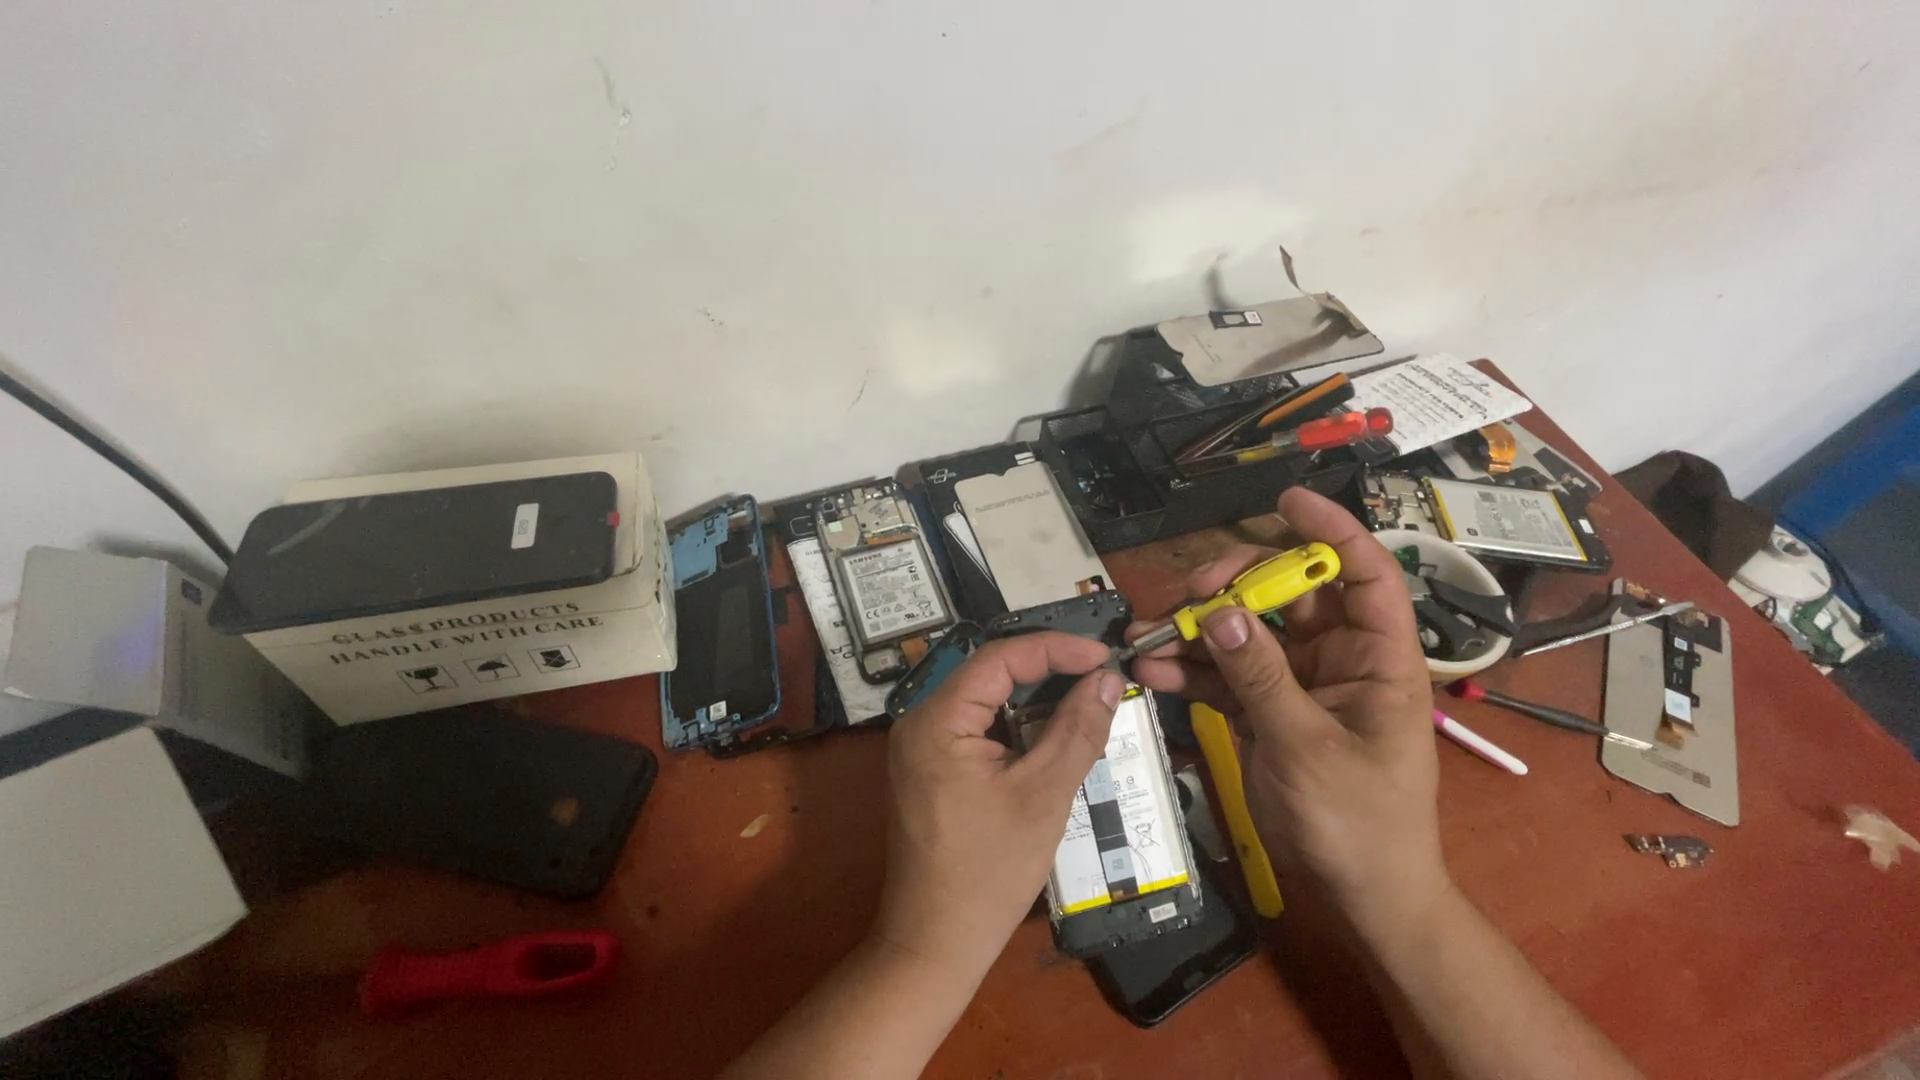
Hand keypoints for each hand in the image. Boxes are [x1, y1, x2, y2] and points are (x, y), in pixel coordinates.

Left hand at [871, 633, 1124, 978]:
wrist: (935, 942)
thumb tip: (1107, 680)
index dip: (1054, 649)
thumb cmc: (989, 872)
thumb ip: (1076, 731)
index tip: (1103, 655)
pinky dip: (1016, 727)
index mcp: (936, 721)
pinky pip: (977, 729)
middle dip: (1047, 672)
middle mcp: (920, 723)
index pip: (998, 659)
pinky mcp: (931, 769)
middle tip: (1100, 676)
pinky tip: (1052, 734)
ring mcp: (921, 747)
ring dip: (1034, 700)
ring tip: (1086, 700)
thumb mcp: (1043, 796)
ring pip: (985, 702)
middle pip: (989, 676)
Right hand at [1129, 487, 1446, 932]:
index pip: (1363, 574)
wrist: (1356, 891)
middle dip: (1235, 586)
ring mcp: (1294, 682)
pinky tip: (1152, 667)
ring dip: (1197, 629)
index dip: (1331, 531)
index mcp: (1376, 657)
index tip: (1284, 502)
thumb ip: (1261, 677)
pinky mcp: (1262, 709)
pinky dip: (1188, 670)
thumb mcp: (1308, 745)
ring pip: (1244, 632)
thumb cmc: (1358, 820)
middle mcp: (1336, 658)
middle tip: (1192, 592)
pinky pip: (1222, 674)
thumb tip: (1221, 612)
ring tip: (1149, 630)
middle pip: (1286, 595)